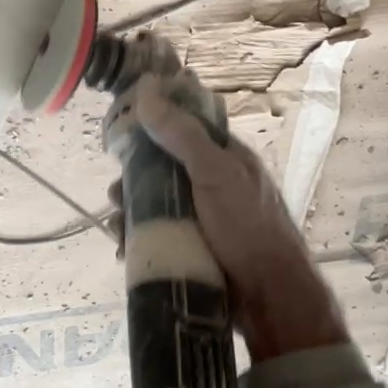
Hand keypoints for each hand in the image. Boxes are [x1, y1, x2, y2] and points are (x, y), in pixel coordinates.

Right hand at [128, 76, 349, 362]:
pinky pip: (156, 235)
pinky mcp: (191, 248)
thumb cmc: (247, 226)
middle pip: (160, 169)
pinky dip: (138, 240)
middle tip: (117, 195)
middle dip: (132, 180)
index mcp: (223, 157)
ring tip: (118, 228)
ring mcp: (201, 218)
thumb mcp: (214, 172)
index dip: (149, 127)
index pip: (180, 128)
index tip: (119, 134)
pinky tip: (125, 249)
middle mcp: (211, 183)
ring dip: (131, 213)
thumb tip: (147, 89)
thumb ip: (181, 134)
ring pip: (154, 205)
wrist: (270, 298)